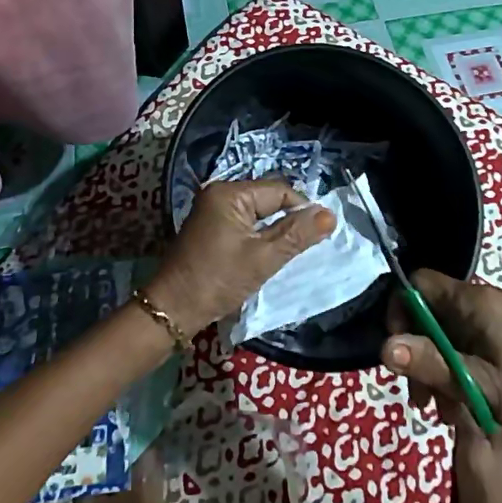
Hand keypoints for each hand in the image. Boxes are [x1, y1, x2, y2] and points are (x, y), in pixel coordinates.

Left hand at [144, 179, 334, 334]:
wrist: (172, 311)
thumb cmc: (218, 281)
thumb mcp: (263, 258)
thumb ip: (297, 234)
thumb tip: (329, 215)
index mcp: (230, 193)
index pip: (280, 191)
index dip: (301, 211)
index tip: (315, 235)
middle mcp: (219, 193)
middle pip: (268, 200)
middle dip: (287, 221)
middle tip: (301, 247)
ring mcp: (212, 209)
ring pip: (258, 213)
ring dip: (273, 230)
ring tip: (285, 252)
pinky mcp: (209, 226)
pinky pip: (244, 222)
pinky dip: (258, 236)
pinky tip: (264, 254)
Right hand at [381, 270, 501, 440]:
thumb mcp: (477, 383)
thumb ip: (430, 364)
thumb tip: (384, 348)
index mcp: (474, 300)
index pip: (418, 283)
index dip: (400, 312)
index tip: (400, 352)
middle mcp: (481, 301)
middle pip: (429, 312)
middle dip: (418, 352)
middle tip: (420, 398)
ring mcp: (492, 318)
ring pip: (446, 333)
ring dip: (436, 368)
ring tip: (444, 411)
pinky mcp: (501, 336)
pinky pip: (464, 343)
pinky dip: (455, 370)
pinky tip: (461, 405)